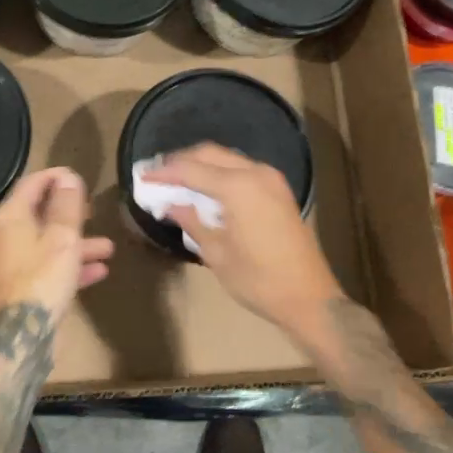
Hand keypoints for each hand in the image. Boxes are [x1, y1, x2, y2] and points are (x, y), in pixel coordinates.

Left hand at [0, 167, 113, 322]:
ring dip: (78, 242)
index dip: (56, 177)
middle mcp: (7, 235)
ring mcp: (13, 261)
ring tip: (107, 247)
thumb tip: (68, 177)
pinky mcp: (23, 283)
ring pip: (48, 241)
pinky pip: (49, 264)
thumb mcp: (62, 237)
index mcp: (11, 217)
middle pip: (40, 213)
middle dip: (70, 212)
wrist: (25, 333)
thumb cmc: (44, 277)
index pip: (31, 184)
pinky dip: (71, 264)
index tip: (80, 178)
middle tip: (93, 212)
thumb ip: (67, 205)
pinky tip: (99, 271)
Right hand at [146, 144, 341, 332]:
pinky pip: (242, 169)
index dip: (164, 172)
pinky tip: (206, 188)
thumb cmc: (258, 281)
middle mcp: (256, 173)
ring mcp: (272, 179)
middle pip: (210, 154)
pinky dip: (220, 173)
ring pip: (227, 159)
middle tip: (158, 174)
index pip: (191, 169)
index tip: (143, 176)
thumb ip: (192, 221)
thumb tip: (171, 204)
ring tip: (177, 180)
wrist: (309, 298)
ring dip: (201, 165)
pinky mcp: (279, 190)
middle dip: (181, 162)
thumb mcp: (216, 253)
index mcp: (238, 187)